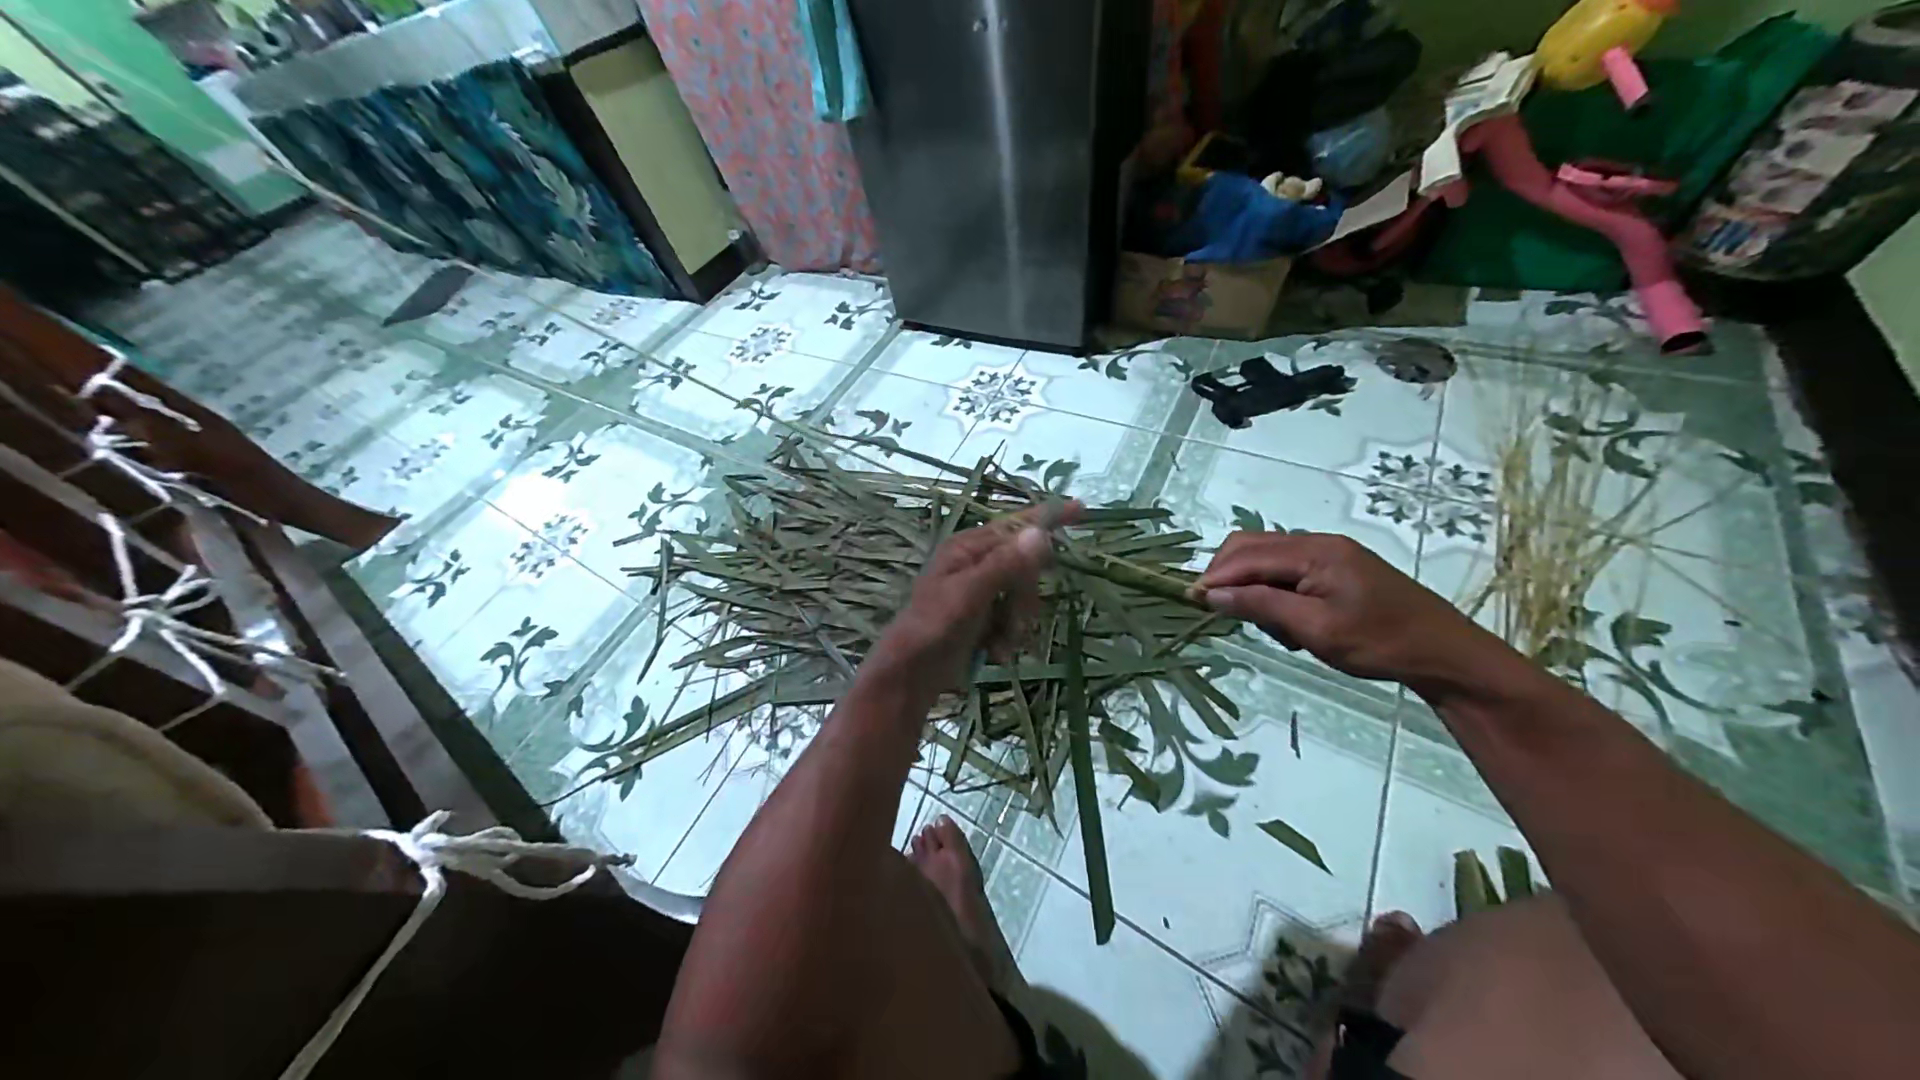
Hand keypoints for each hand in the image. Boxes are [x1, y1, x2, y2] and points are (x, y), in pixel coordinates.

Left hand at [867, 501, 1084, 689]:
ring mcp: (981, 592)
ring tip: (996, 642)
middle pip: (1026, 567)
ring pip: (1023, 598)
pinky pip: (1014, 620)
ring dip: (1016, 623)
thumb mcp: (970, 592)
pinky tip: (993, 651)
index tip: (1080, 509)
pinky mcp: (984, 618)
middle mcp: (976, 564)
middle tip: (1013, 617)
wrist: (912, 674)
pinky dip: (1008, 637)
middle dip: (1025, 596)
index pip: (1016, 525)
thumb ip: (1006, 564)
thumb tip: (1040, 533)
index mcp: (968, 547)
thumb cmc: (934, 626)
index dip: (1047, 518)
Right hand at [1195, 531, 1506, 685]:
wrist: (1445, 653)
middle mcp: (1318, 542)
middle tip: (1222, 612)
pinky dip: (1273, 590)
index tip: (1190, 602)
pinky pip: (1287, 568)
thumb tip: (1211, 593)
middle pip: (1252, 546)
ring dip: (1251, 586)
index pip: (1247, 556)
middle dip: (1228, 577)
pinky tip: (1288, 621)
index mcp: (1314, 551)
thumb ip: (1261, 606)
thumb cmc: (1380, 643)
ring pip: (1266, 557)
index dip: (1214, 577)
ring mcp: (1328, 553)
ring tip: (1269, 625)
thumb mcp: (1315, 629)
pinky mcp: (1336, 568)